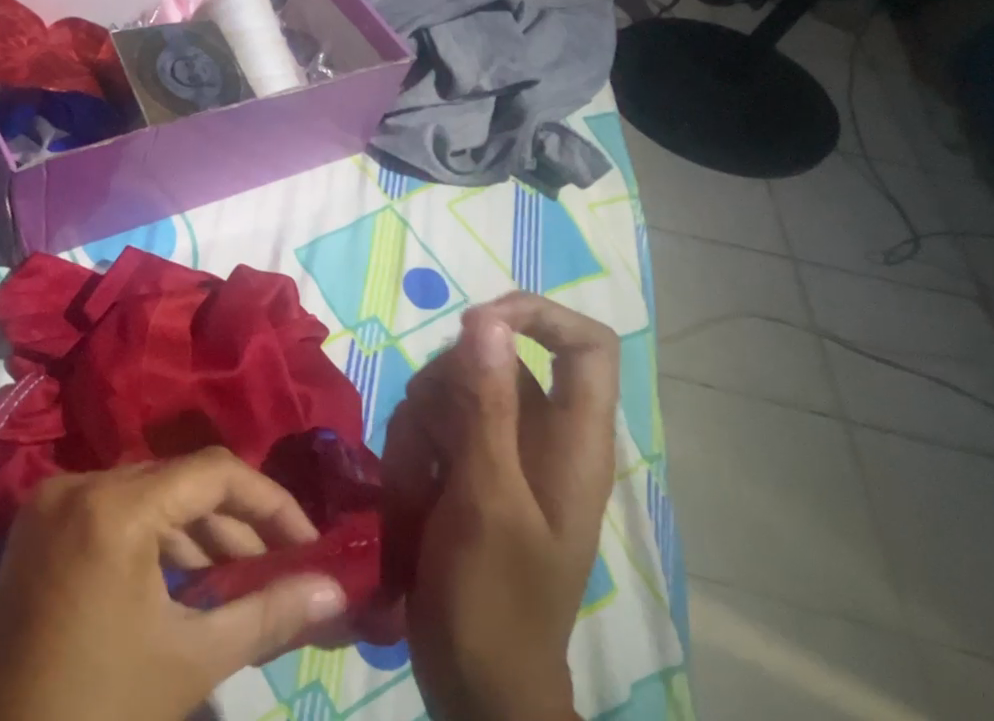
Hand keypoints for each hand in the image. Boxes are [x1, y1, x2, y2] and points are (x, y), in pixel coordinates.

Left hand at [0, 447, 348, 720]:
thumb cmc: (102, 701)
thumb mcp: (195, 658)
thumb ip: (270, 614)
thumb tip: (336, 591)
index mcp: (113, 507)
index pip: (212, 472)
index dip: (271, 503)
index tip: (309, 546)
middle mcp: (76, 485)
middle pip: (176, 480)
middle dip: (234, 523)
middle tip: (280, 571)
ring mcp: (49, 504)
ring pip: (142, 495)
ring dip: (194, 533)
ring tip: (236, 585)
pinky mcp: (36, 527)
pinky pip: (109, 512)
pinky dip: (151, 538)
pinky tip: (182, 583)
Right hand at [383, 293, 619, 720]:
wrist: (474, 676)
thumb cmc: (494, 597)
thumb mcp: (487, 498)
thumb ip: (486, 406)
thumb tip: (485, 318)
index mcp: (575, 441)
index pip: (584, 344)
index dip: (534, 316)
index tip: (472, 326)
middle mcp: (542, 438)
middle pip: (490, 364)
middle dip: (445, 395)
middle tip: (430, 450)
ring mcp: (499, 457)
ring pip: (447, 396)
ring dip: (417, 433)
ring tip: (418, 489)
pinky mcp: (464, 476)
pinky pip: (426, 432)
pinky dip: (408, 457)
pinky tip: (409, 499)